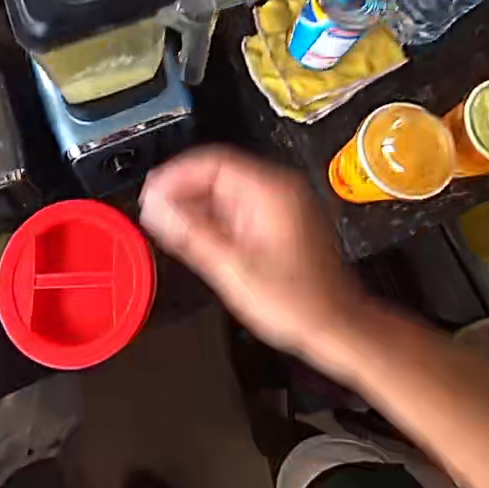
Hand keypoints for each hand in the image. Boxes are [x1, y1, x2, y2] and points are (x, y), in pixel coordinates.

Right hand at [139, 146, 367, 358]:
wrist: (335, 325)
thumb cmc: (297, 302)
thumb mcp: (232, 267)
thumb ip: (190, 233)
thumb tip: (156, 209)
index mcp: (271, 191)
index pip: (213, 162)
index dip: (176, 174)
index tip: (152, 191)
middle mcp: (280, 190)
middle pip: (219, 174)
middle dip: (183, 190)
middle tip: (154, 209)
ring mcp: (282, 205)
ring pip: (227, 191)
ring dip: (196, 205)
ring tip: (168, 224)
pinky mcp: (280, 221)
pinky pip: (239, 207)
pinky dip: (214, 218)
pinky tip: (195, 235)